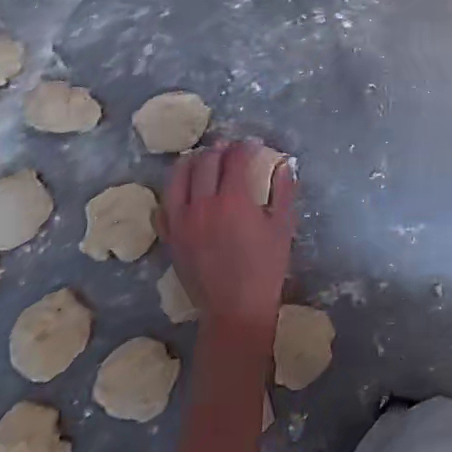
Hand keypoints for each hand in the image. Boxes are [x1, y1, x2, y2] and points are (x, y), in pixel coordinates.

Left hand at [161, 139, 296, 338]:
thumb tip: (286, 164)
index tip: (254, 144)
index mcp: (234, 200)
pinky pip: (165, 204)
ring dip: (192, 163)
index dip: (246, 147)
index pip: (236, 160)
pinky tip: (183, 188)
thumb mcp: (283, 226)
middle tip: (231, 148)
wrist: (235, 307)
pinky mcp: (170, 236)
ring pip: (178, 178)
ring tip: (202, 158)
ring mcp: (181, 220)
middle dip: (220, 150)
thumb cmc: (267, 266)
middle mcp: (203, 204)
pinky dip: (174, 189)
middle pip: (205, 163)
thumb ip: (284, 191)